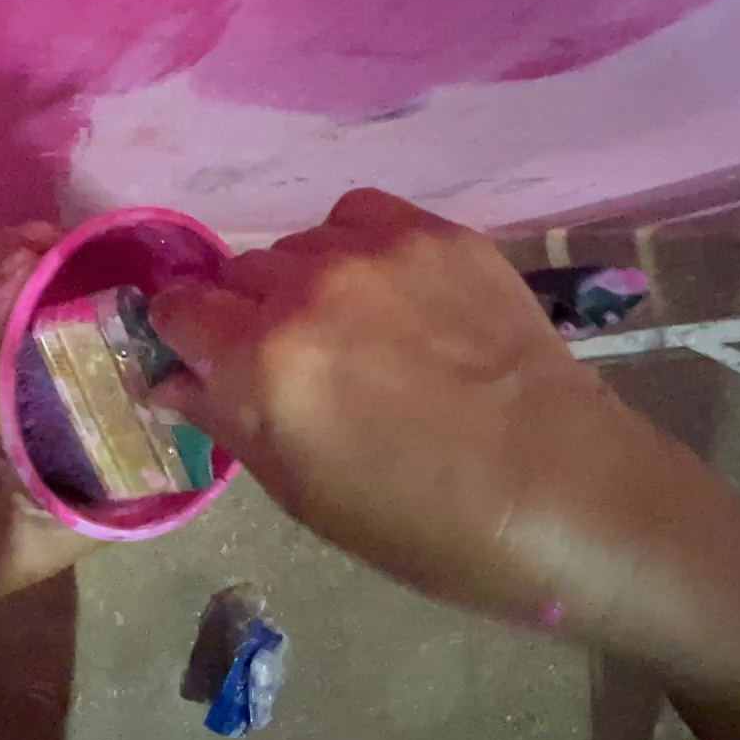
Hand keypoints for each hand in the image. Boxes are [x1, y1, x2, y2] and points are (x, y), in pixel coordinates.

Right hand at [149, 189, 687, 624]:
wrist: (570, 497)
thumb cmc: (420, 522)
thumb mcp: (298, 492)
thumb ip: (222, 419)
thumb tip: (169, 379)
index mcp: (262, 361)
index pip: (176, 307)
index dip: (181, 333)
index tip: (201, 355)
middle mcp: (306, 289)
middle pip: (231, 273)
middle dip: (240, 315)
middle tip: (287, 360)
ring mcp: (375, 252)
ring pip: (291, 246)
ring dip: (296, 284)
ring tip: (348, 327)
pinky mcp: (436, 233)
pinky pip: (353, 216)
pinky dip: (348, 247)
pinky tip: (381, 289)